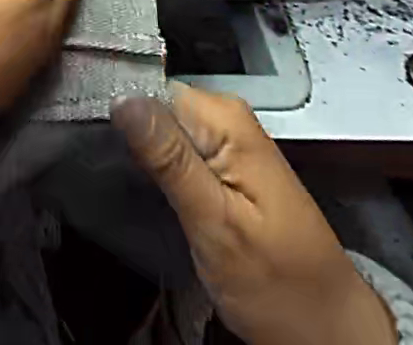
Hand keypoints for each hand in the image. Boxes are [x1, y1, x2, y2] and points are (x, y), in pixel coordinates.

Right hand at [113, 86, 396, 344]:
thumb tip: (124, 100)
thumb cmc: (275, 280)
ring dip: (142, 152)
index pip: (154, 90)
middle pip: (158, 106)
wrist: (324, 324)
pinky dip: (159, 166)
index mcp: (226, 119)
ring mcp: (227, 141)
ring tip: (117, 178)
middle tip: (101, 168)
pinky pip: (180, 148)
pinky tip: (143, 185)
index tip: (89, 137)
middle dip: (129, 133)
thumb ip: (170, 159)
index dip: (120, 111)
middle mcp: (227, 118)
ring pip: (166, 128)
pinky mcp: (224, 164)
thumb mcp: (214, 222)